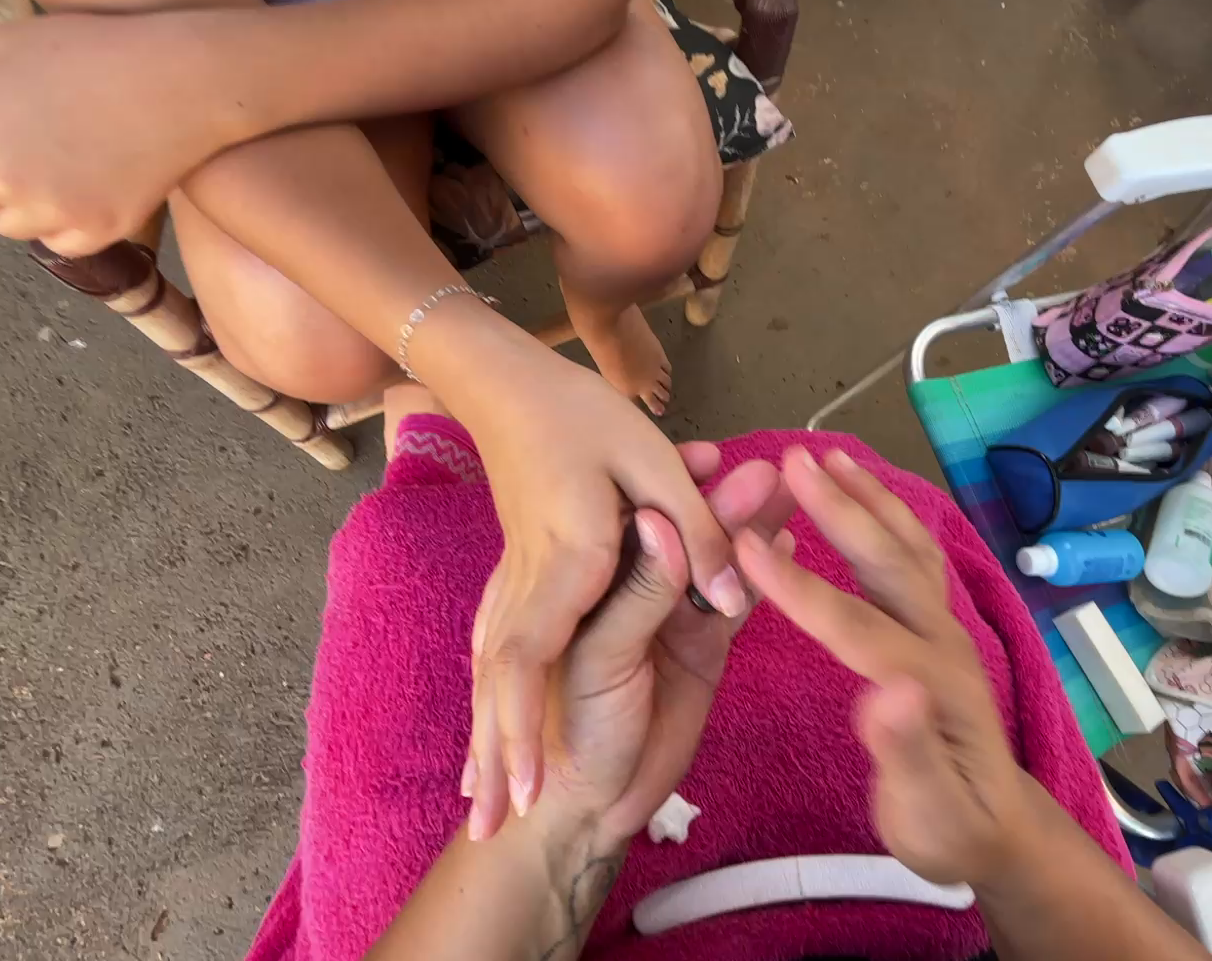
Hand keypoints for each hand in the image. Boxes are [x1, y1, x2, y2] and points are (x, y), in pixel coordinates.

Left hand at [0, 12, 236, 254]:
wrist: (181, 86)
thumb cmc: (85, 53)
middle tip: (7, 140)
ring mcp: (54, 212)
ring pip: (3, 224)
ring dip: (13, 201)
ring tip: (53, 161)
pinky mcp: (100, 231)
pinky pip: (58, 243)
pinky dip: (62, 223)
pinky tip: (87, 186)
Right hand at [449, 342, 762, 841]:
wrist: (500, 385)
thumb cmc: (576, 415)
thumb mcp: (648, 461)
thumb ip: (688, 528)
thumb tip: (730, 590)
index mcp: (563, 552)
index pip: (535, 650)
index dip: (522, 724)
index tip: (523, 798)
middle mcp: (528, 578)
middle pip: (503, 670)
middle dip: (496, 751)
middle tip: (487, 824)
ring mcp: (508, 576)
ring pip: (491, 663)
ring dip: (486, 733)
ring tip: (482, 806)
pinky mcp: (506, 571)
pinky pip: (492, 640)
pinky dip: (487, 688)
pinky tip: (490, 711)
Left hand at [500, 444, 794, 848]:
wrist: (597, 806)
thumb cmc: (576, 726)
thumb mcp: (599, 657)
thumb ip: (637, 593)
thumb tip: (663, 521)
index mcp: (589, 577)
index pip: (635, 519)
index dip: (671, 485)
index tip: (708, 455)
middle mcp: (630, 585)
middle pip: (684, 535)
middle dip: (723, 504)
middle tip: (766, 471)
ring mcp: (670, 613)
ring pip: (713, 561)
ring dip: (748, 530)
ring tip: (786, 492)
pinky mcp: (703, 644)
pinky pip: (734, 602)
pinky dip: (761, 576)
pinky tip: (787, 541)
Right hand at [735, 446, 1031, 886]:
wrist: (1000, 822)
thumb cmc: (949, 826)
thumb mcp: (928, 816)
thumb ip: (909, 756)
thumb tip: (887, 691)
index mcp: (929, 682)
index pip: (853, 624)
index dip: (797, 585)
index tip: (744, 543)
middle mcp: (939, 636)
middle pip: (886, 561)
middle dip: (837, 507)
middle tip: (791, 458)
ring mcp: (942, 621)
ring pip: (905, 545)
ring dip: (866, 495)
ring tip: (826, 454)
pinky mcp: (937, 618)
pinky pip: (912, 552)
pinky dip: (885, 511)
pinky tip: (863, 489)